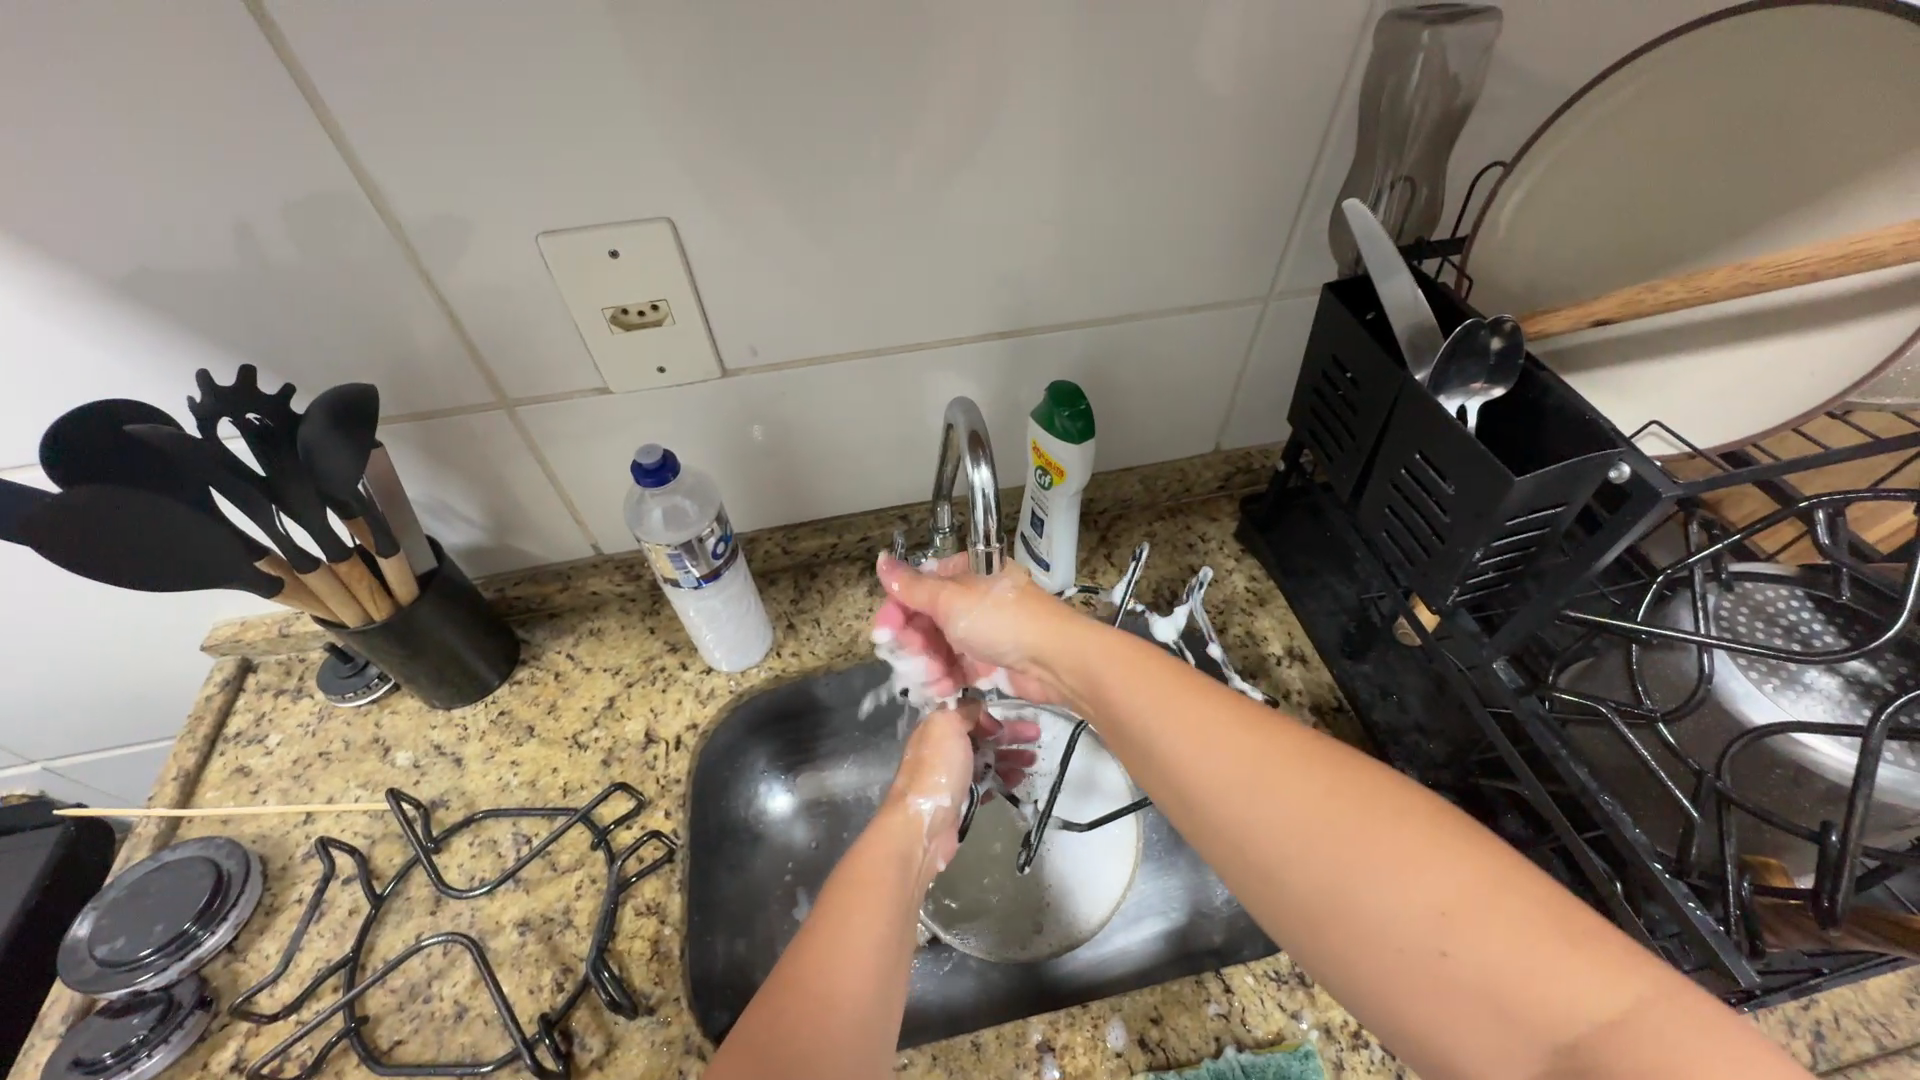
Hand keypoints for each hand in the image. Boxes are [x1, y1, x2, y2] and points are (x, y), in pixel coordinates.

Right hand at [872, 552, 1084, 707]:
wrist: (1054, 660)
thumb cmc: (1003, 621)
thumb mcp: (951, 599)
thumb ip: (911, 586)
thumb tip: (880, 560)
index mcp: (964, 574)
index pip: (917, 588)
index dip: (897, 610)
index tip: (883, 633)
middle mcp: (970, 600)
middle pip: (923, 621)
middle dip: (913, 643)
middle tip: (911, 659)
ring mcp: (979, 632)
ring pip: (936, 648)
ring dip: (927, 665)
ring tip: (933, 678)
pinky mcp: (987, 662)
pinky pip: (954, 668)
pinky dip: (945, 679)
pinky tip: (942, 689)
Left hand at [884, 702, 1038, 874]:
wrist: (922, 823)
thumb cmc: (937, 769)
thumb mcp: (948, 726)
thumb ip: (966, 711)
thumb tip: (985, 716)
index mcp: (937, 727)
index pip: (969, 713)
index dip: (993, 714)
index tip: (1017, 715)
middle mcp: (943, 749)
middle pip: (982, 737)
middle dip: (1009, 735)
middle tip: (1037, 735)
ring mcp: (953, 775)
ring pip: (986, 760)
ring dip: (1010, 757)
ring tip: (1033, 760)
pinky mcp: (962, 800)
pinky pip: (987, 783)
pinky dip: (1003, 779)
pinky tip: (1019, 779)